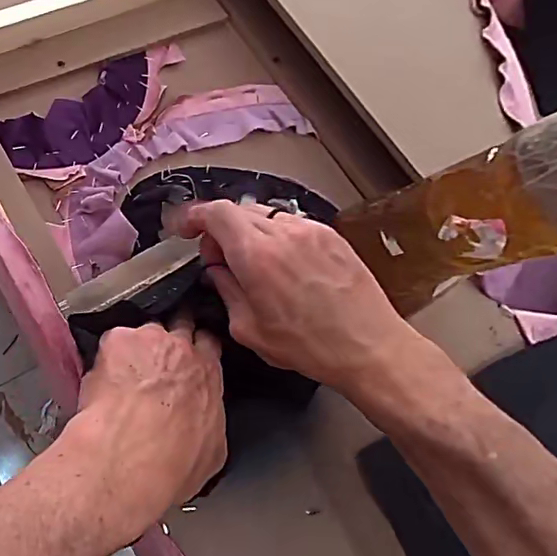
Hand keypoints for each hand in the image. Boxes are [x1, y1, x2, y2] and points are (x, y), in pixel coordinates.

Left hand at [65, 318, 224, 539]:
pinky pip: (112, 340)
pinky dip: (107, 355)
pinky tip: (101, 376)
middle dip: (172, 332)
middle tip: (159, 351)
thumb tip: (203, 424)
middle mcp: (181, 348)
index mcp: (208, 374)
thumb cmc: (171, 463)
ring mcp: (148, 339)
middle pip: (181, 322)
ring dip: (137, 345)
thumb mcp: (212, 453)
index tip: (191, 352)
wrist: (129, 458)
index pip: (209, 343)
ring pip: (145, 330)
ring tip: (123, 369)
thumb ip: (210, 421)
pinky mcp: (117, 340)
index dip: (199, 346)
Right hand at [180, 200, 444, 401]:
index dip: (194, 216)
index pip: (215, 213)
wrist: (369, 345)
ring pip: (265, 214)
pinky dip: (277, 235)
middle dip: (220, 228)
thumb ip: (226, 291)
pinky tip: (283, 264)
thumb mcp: (250, 330)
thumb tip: (218, 272)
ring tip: (254, 263)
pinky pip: (292, 223)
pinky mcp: (330, 234)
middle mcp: (283, 233)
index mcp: (256, 256)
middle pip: (238, 209)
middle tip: (219, 257)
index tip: (186, 228)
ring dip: (249, 231)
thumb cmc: (313, 346)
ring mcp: (310, 230)